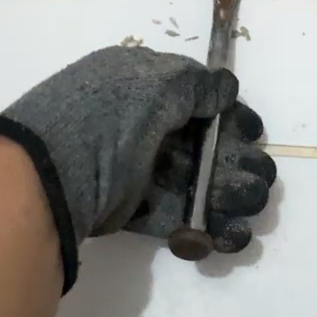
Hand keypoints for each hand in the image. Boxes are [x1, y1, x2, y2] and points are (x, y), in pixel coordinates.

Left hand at [0, 46, 273, 290]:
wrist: (54, 169)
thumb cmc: (110, 114)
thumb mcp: (156, 83)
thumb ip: (198, 85)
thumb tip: (226, 88)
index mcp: (140, 85)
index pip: (194, 99)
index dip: (228, 116)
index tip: (253, 133)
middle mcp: (139, 123)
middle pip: (198, 143)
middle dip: (235, 160)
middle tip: (262, 178)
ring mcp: (133, 168)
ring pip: (190, 180)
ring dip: (226, 193)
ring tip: (254, 206)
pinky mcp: (128, 209)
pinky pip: (171, 213)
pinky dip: (202, 225)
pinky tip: (230, 234)